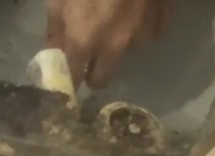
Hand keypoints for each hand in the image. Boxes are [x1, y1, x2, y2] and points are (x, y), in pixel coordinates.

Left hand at [46, 0, 167, 86]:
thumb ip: (56, 25)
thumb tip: (52, 50)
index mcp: (84, 38)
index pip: (71, 80)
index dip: (65, 84)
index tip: (62, 83)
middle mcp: (114, 44)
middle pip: (101, 79)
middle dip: (92, 72)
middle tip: (87, 56)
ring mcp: (141, 31)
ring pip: (126, 54)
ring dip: (118, 45)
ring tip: (114, 20)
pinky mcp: (162, 15)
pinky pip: (151, 34)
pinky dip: (141, 28)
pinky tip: (135, 12)